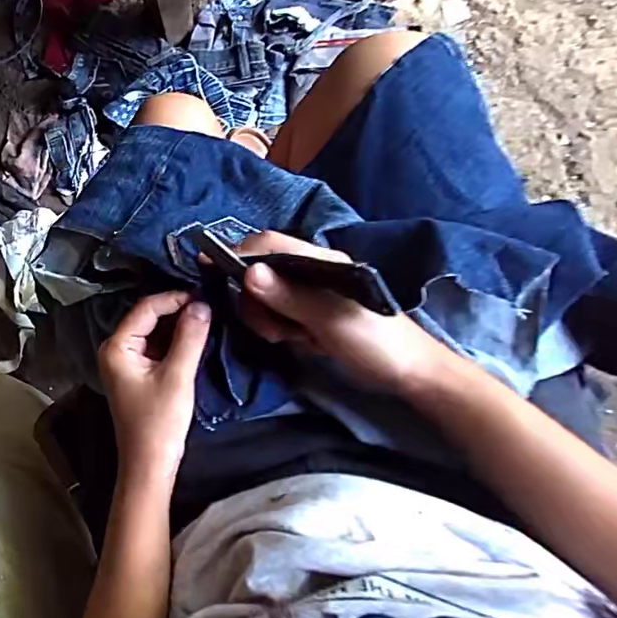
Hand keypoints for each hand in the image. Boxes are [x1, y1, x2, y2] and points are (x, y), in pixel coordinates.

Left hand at [98, 291, 210, 487]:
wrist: (149, 465)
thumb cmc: (159, 423)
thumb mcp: (178, 376)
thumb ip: (190, 338)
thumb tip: (203, 305)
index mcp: (116, 347)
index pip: (146, 308)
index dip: (175, 298)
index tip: (204, 295)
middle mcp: (115, 350)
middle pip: (148, 317)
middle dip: (177, 309)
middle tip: (209, 304)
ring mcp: (125, 362)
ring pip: (154, 331)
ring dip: (178, 325)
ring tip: (206, 317)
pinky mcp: (137, 374)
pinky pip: (156, 347)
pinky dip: (174, 341)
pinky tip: (195, 337)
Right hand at [234, 231, 464, 392]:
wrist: (408, 372)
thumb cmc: (374, 341)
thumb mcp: (329, 319)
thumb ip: (288, 296)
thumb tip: (248, 272)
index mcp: (319, 261)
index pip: (268, 244)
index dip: (237, 252)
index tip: (208, 266)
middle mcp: (310, 271)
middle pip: (259, 272)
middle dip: (255, 299)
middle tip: (274, 328)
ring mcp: (309, 293)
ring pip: (265, 296)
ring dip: (267, 318)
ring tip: (292, 337)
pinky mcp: (309, 313)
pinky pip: (278, 314)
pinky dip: (279, 327)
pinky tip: (299, 340)